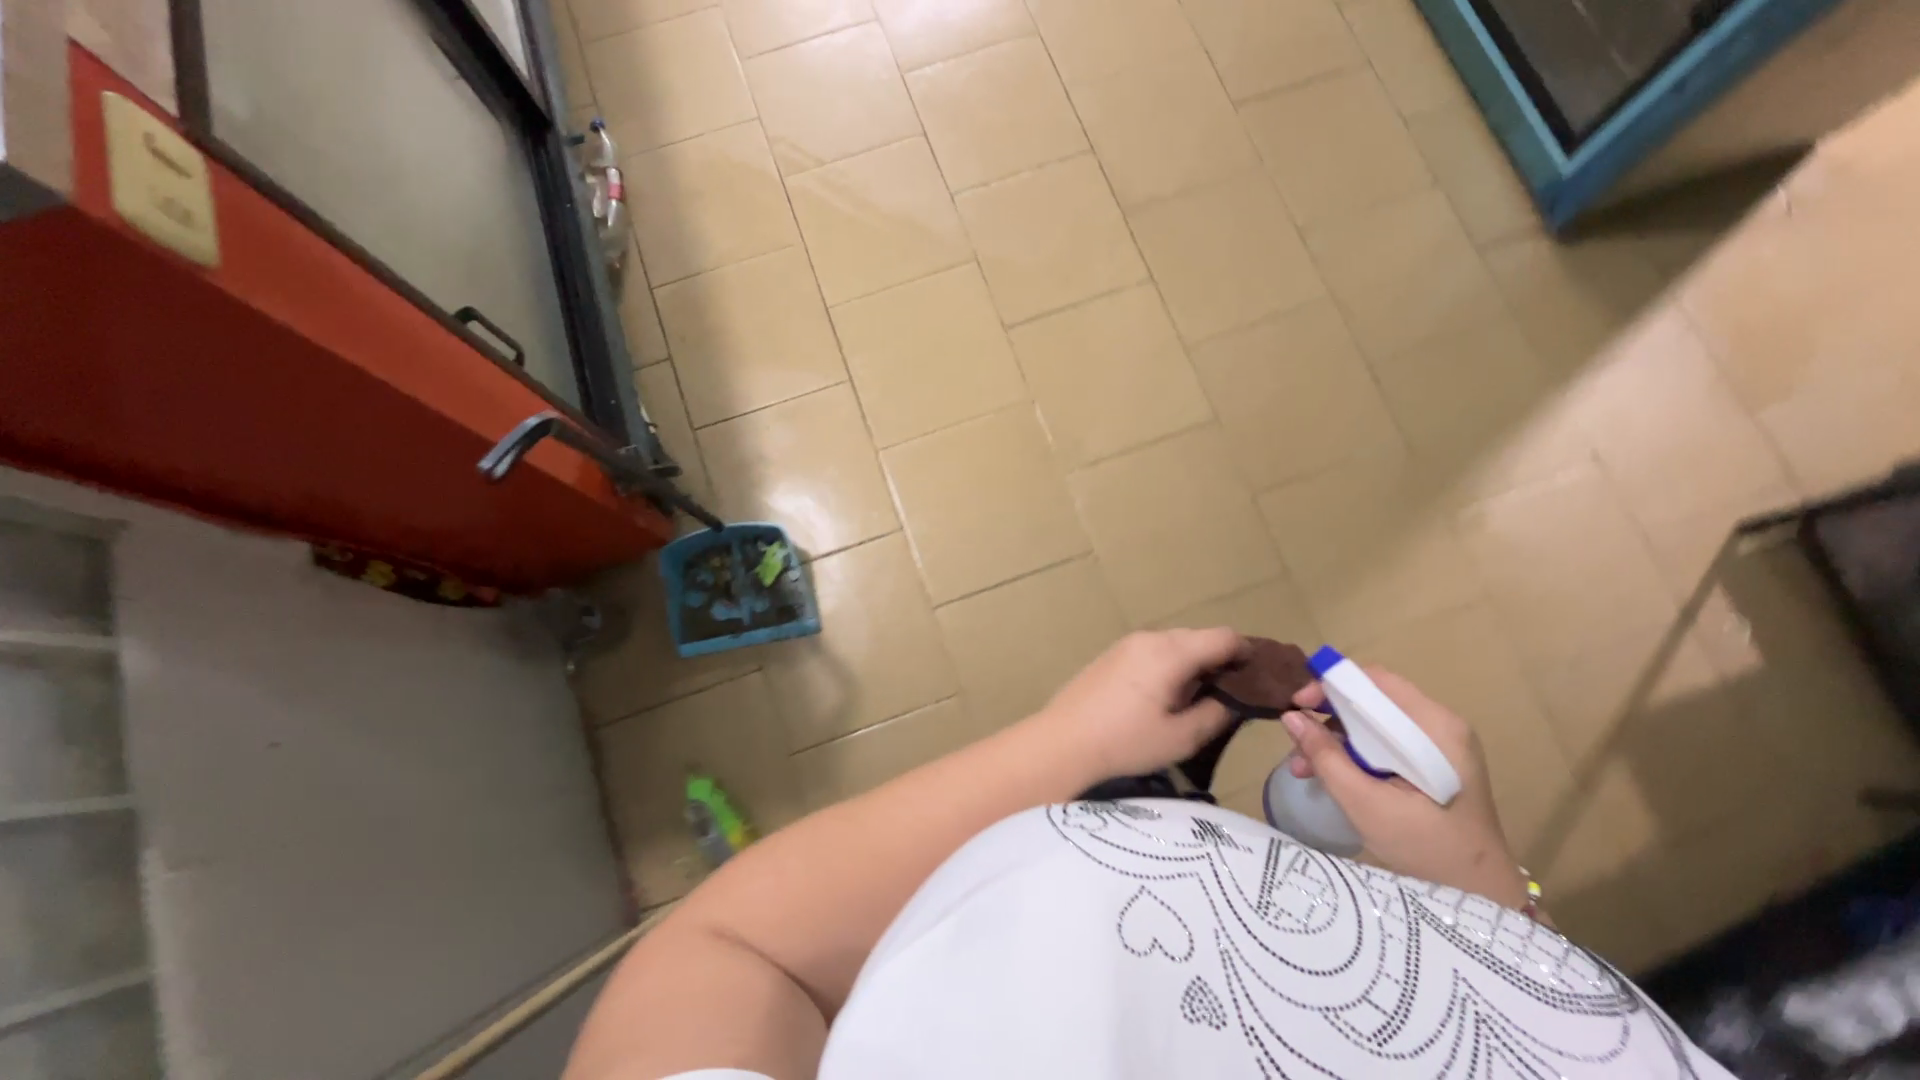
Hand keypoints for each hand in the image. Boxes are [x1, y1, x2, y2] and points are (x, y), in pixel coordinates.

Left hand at [1029, 629, 1250, 785]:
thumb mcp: (1182, 737)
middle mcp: (1150, 638)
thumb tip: (1235, 699)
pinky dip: (1170, 665)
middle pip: (1199, 637)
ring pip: (1175, 643)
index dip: (1248, 654)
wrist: (1062, 742)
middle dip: (1221, 659)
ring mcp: (1127, 644)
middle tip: (1234, 692)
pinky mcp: (1111, 655)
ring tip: (1201, 697)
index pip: (1224, 637)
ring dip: (1194, 662)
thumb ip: (1217, 714)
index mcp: (1171, 652)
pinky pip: (1153, 651)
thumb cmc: (1125, 742)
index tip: (1260, 678)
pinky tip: (1167, 695)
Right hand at [1281, 668, 1529, 910]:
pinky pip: (1387, 742)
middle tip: (1295, 744)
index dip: (1331, 684)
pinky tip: (1333, 776)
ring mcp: (1442, 745)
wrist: (1480, 896)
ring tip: (1304, 769)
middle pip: (1373, 701)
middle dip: (1328, 719)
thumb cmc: (1425, 848)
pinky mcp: (1437, 763)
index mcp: (1436, 728)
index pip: (1376, 681)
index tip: (1295, 704)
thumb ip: (1325, 756)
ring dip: (1337, 739)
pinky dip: (1357, 753)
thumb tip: (1290, 717)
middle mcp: (1442, 726)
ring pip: (1376, 723)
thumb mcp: (1365, 803)